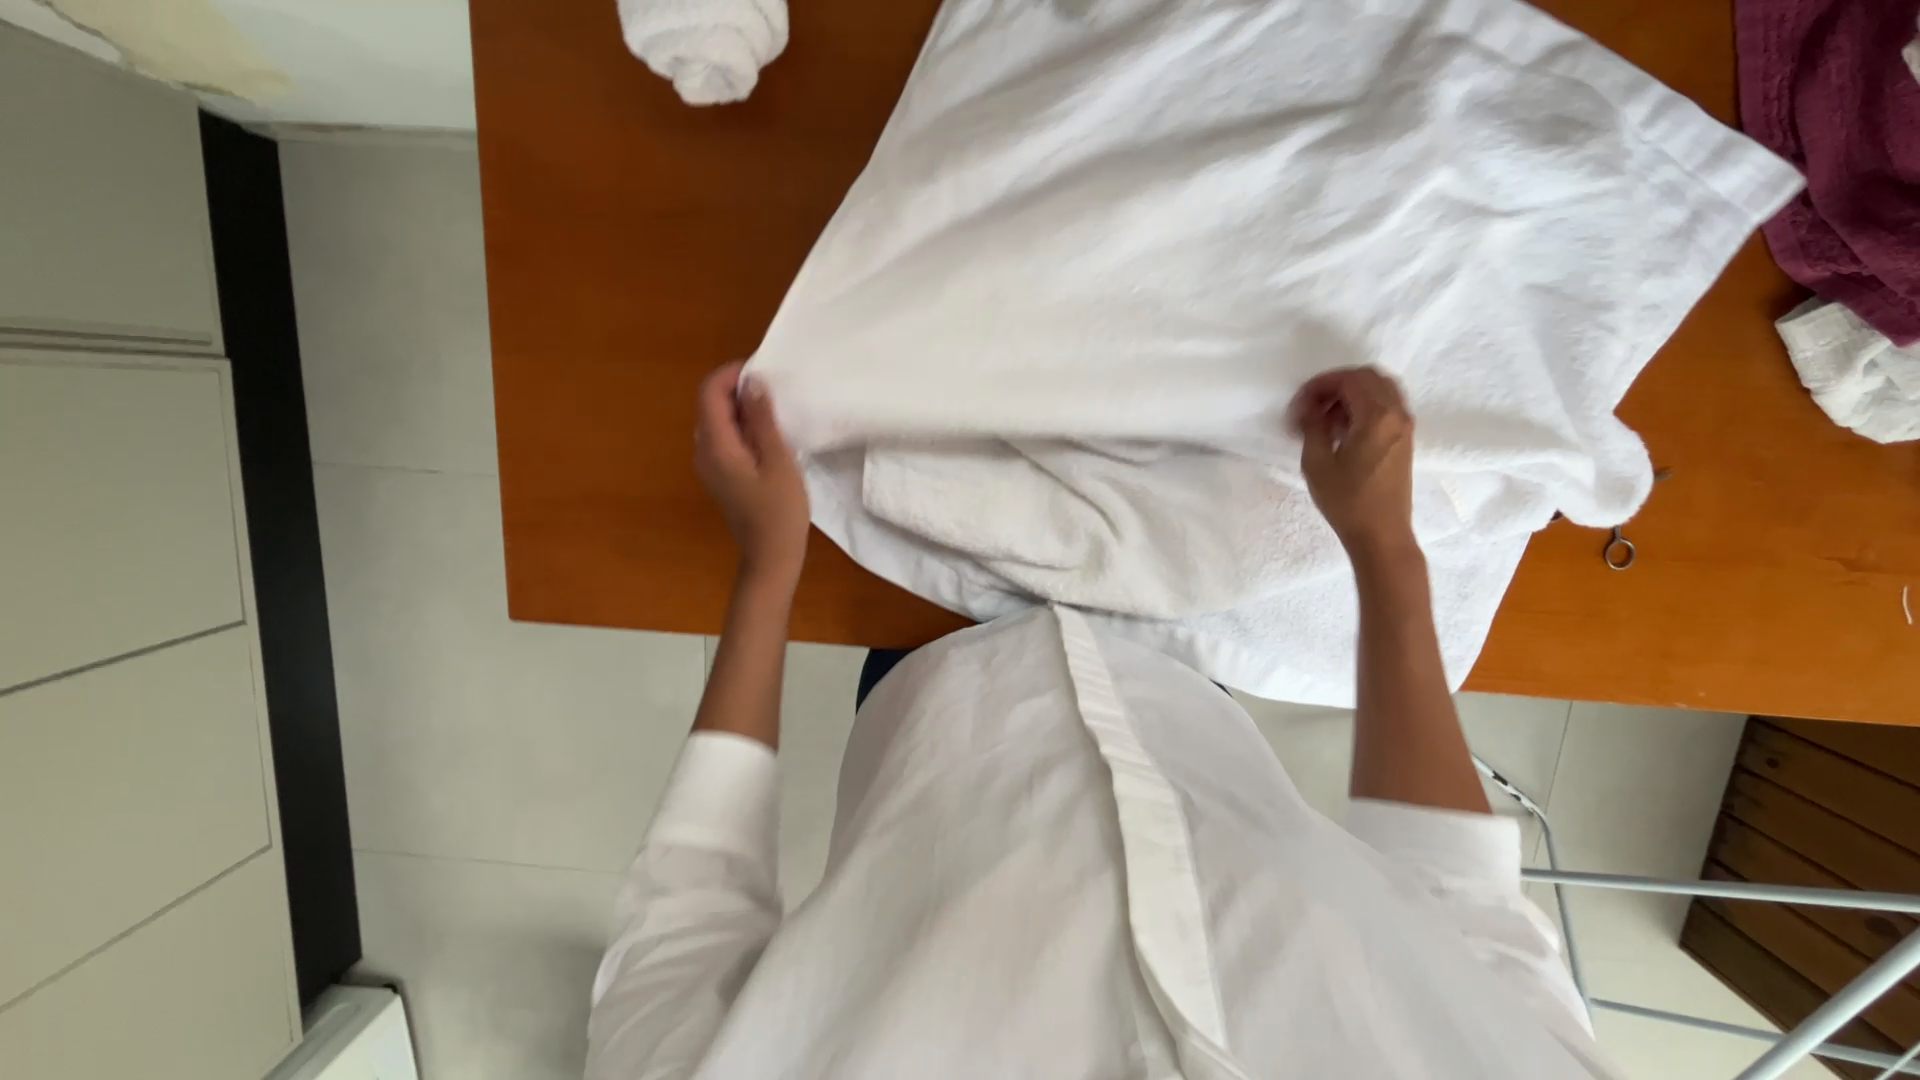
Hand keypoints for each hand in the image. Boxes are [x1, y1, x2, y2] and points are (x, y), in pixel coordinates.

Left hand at [695, 361, 809, 583]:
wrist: (770, 557)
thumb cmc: (780, 511)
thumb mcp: (778, 461)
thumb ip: (763, 420)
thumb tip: (753, 382)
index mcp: (716, 446)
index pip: (709, 392)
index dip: (732, 374)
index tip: (763, 371)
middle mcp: (703, 451)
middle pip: (709, 404)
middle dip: (737, 389)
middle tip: (773, 389)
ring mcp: (708, 465)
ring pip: (716, 421)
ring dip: (740, 408)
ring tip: (774, 410)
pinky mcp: (719, 475)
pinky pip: (723, 438)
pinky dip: (741, 427)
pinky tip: (766, 435)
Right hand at [1291, 366, 1418, 559]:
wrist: (1380, 533)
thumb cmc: (1346, 500)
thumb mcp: (1316, 462)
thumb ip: (1312, 425)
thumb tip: (1308, 406)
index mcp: (1377, 416)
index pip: (1350, 379)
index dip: (1320, 384)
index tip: (1299, 403)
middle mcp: (1397, 414)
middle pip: (1368, 377)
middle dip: (1336, 385)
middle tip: (1311, 406)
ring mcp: (1404, 426)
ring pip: (1379, 390)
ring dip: (1351, 394)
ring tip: (1325, 418)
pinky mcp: (1404, 439)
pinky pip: (1386, 406)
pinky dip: (1363, 406)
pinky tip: (1342, 429)